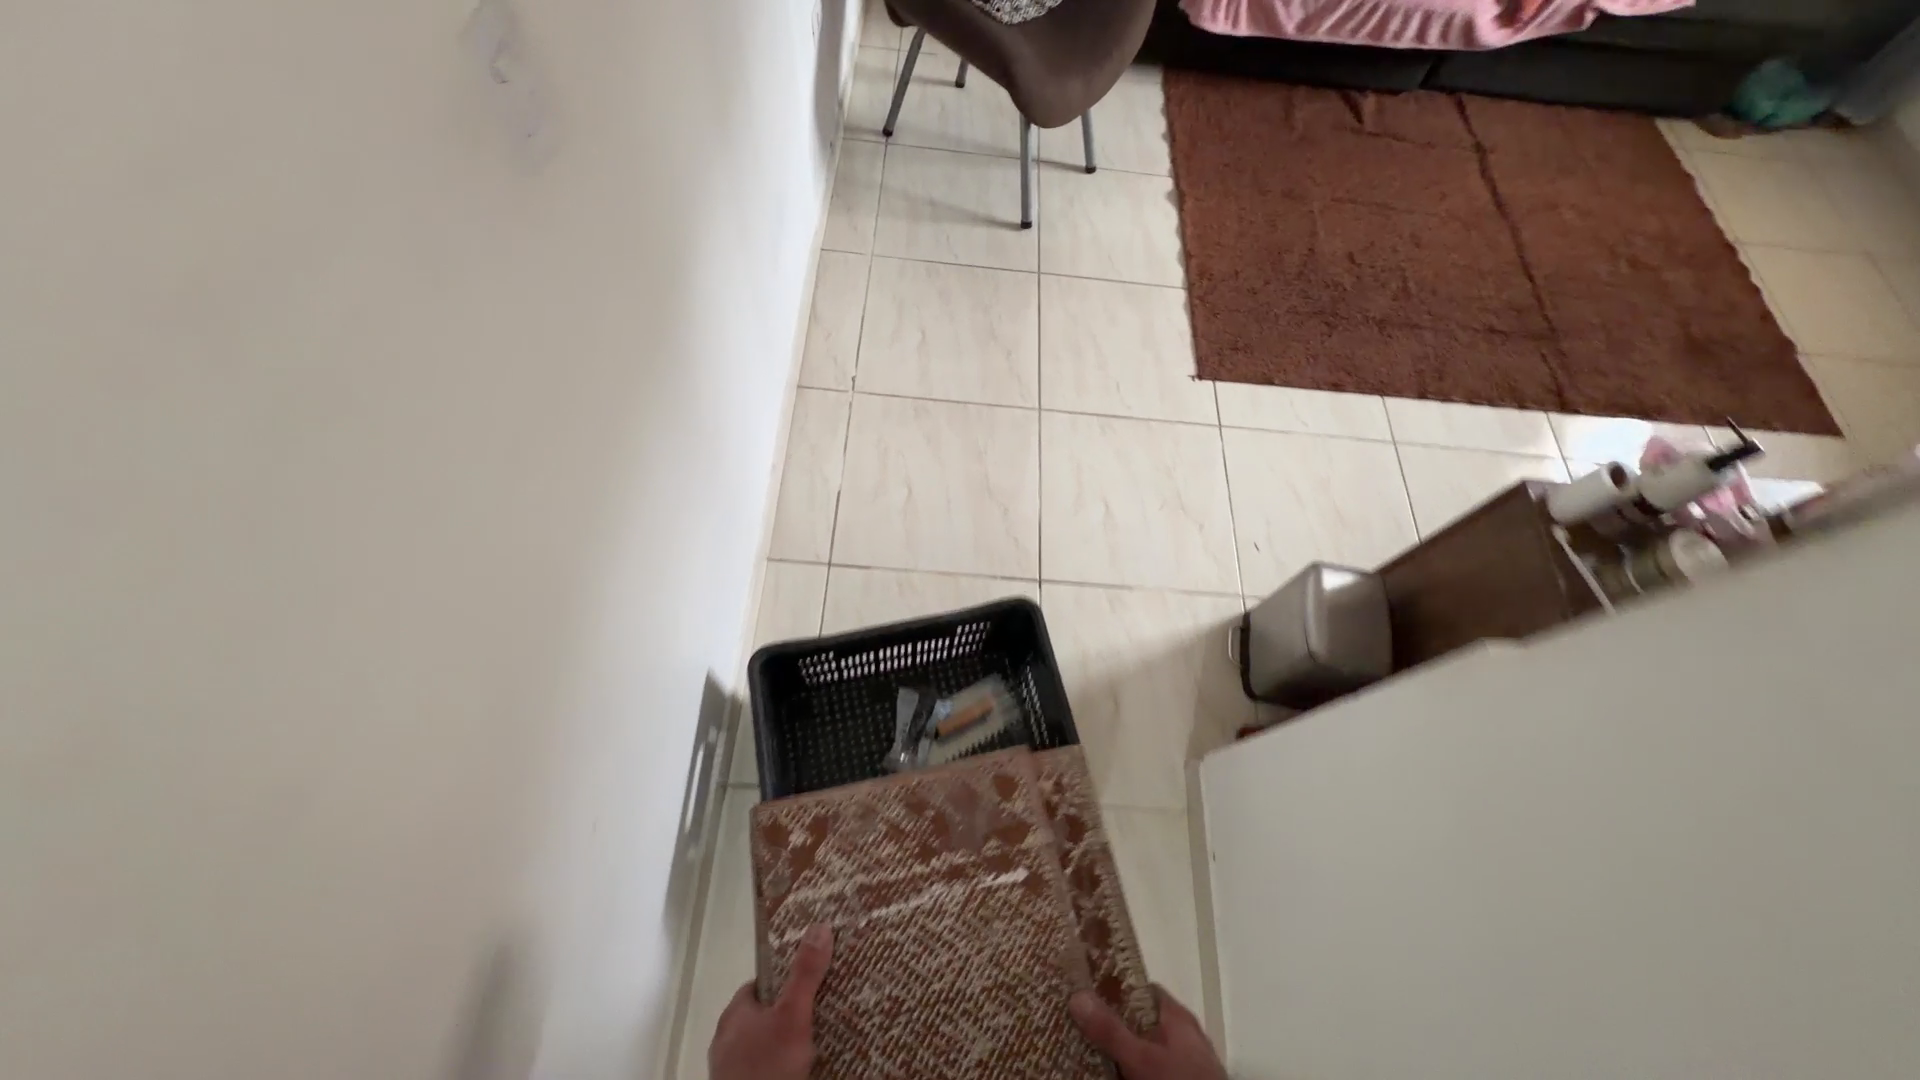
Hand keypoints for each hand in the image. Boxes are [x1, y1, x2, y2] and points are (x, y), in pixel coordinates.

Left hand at [709, 923, 833, 1079]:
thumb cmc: (766, 1066)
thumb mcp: (793, 1016)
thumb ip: (805, 975)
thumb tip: (819, 926)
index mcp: (735, 1013)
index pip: (760, 985)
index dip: (785, 981)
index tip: (810, 984)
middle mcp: (726, 1039)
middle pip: (762, 1015)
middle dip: (788, 1014)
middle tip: (820, 1014)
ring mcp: (730, 1070)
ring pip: (760, 1046)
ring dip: (783, 1045)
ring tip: (815, 1044)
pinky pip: (762, 1069)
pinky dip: (778, 1068)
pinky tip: (798, 1071)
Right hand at [1070, 984, 1226, 1079]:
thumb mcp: (1141, 1057)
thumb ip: (1110, 1030)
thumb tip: (1077, 995)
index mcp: (1177, 1017)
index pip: (1142, 989)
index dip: (1114, 987)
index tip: (1086, 992)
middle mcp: (1183, 1036)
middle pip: (1140, 1020)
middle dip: (1112, 1023)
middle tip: (1080, 1024)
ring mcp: (1184, 1063)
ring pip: (1145, 1048)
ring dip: (1122, 1050)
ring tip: (1088, 1050)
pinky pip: (1152, 1069)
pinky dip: (1132, 1070)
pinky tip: (1113, 1075)